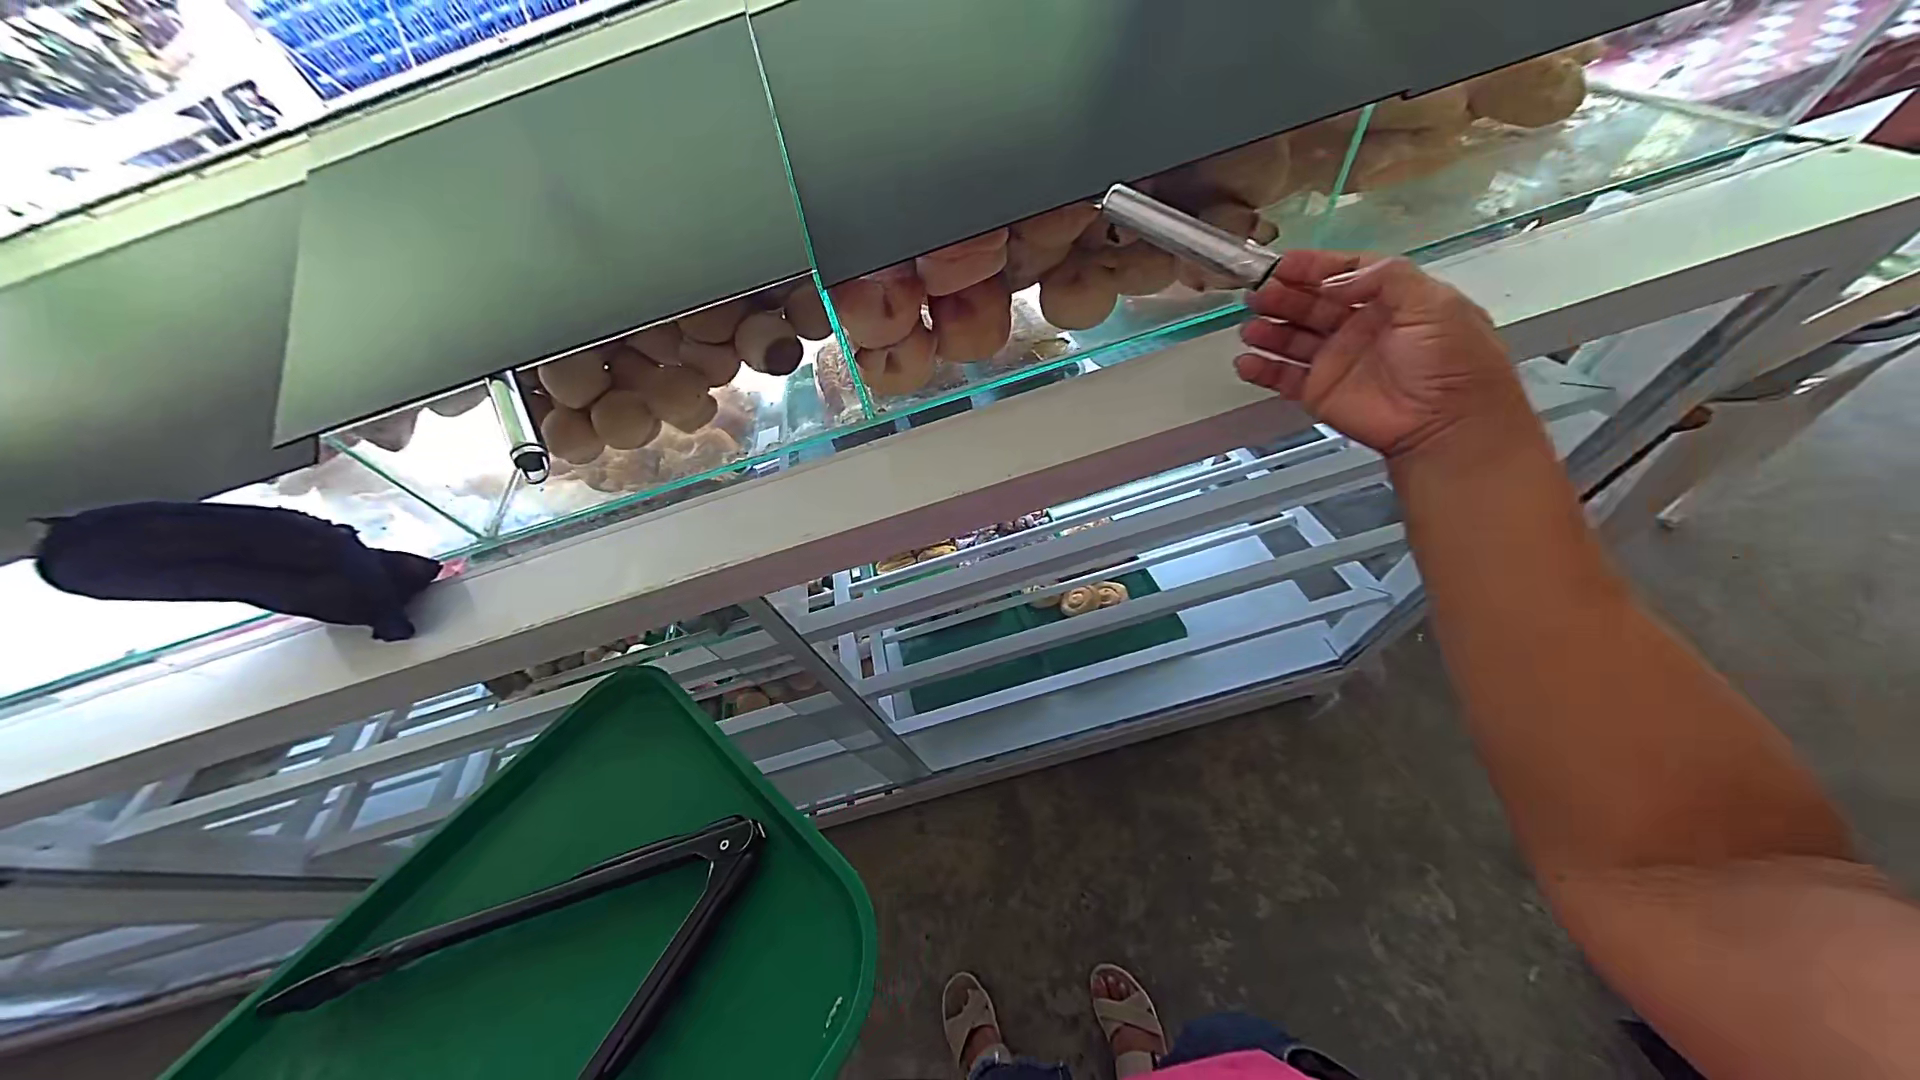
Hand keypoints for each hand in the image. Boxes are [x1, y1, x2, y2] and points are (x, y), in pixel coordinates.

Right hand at [1235, 252, 1527, 458]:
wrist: (1446, 424)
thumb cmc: (1450, 361)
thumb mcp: (1434, 304)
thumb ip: (1386, 279)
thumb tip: (1336, 279)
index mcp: (1387, 301)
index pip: (1343, 276)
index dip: (1313, 267)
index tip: (1283, 264)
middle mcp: (1357, 328)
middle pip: (1310, 306)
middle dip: (1282, 297)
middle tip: (1256, 294)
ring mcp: (1334, 361)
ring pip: (1291, 340)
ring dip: (1268, 331)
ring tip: (1249, 328)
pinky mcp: (1318, 392)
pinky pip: (1283, 378)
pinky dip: (1262, 370)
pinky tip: (1245, 362)